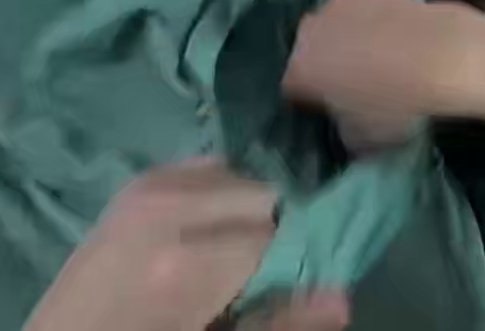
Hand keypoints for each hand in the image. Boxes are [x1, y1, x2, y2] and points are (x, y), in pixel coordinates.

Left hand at [24, 158, 344, 330]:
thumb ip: (275, 325)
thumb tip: (342, 297)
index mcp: (184, 264)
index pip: (279, 233)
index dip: (303, 253)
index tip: (314, 274)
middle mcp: (170, 204)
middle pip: (263, 192)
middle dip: (277, 229)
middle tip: (268, 274)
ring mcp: (151, 182)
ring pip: (239, 174)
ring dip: (250, 209)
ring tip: (236, 255)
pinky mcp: (142, 178)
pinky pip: (207, 168)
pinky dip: (222, 193)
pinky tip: (210, 231)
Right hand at [281, 0, 484, 143]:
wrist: (435, 55)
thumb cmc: (395, 104)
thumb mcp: (361, 140)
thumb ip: (339, 127)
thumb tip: (343, 118)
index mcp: (300, 70)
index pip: (293, 88)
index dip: (310, 99)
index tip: (329, 107)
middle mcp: (309, 31)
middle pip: (308, 48)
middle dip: (322, 61)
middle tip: (350, 80)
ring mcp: (336, 2)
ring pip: (331, 22)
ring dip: (343, 35)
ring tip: (376, 52)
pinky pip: (357, 5)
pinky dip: (368, 15)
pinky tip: (391, 29)